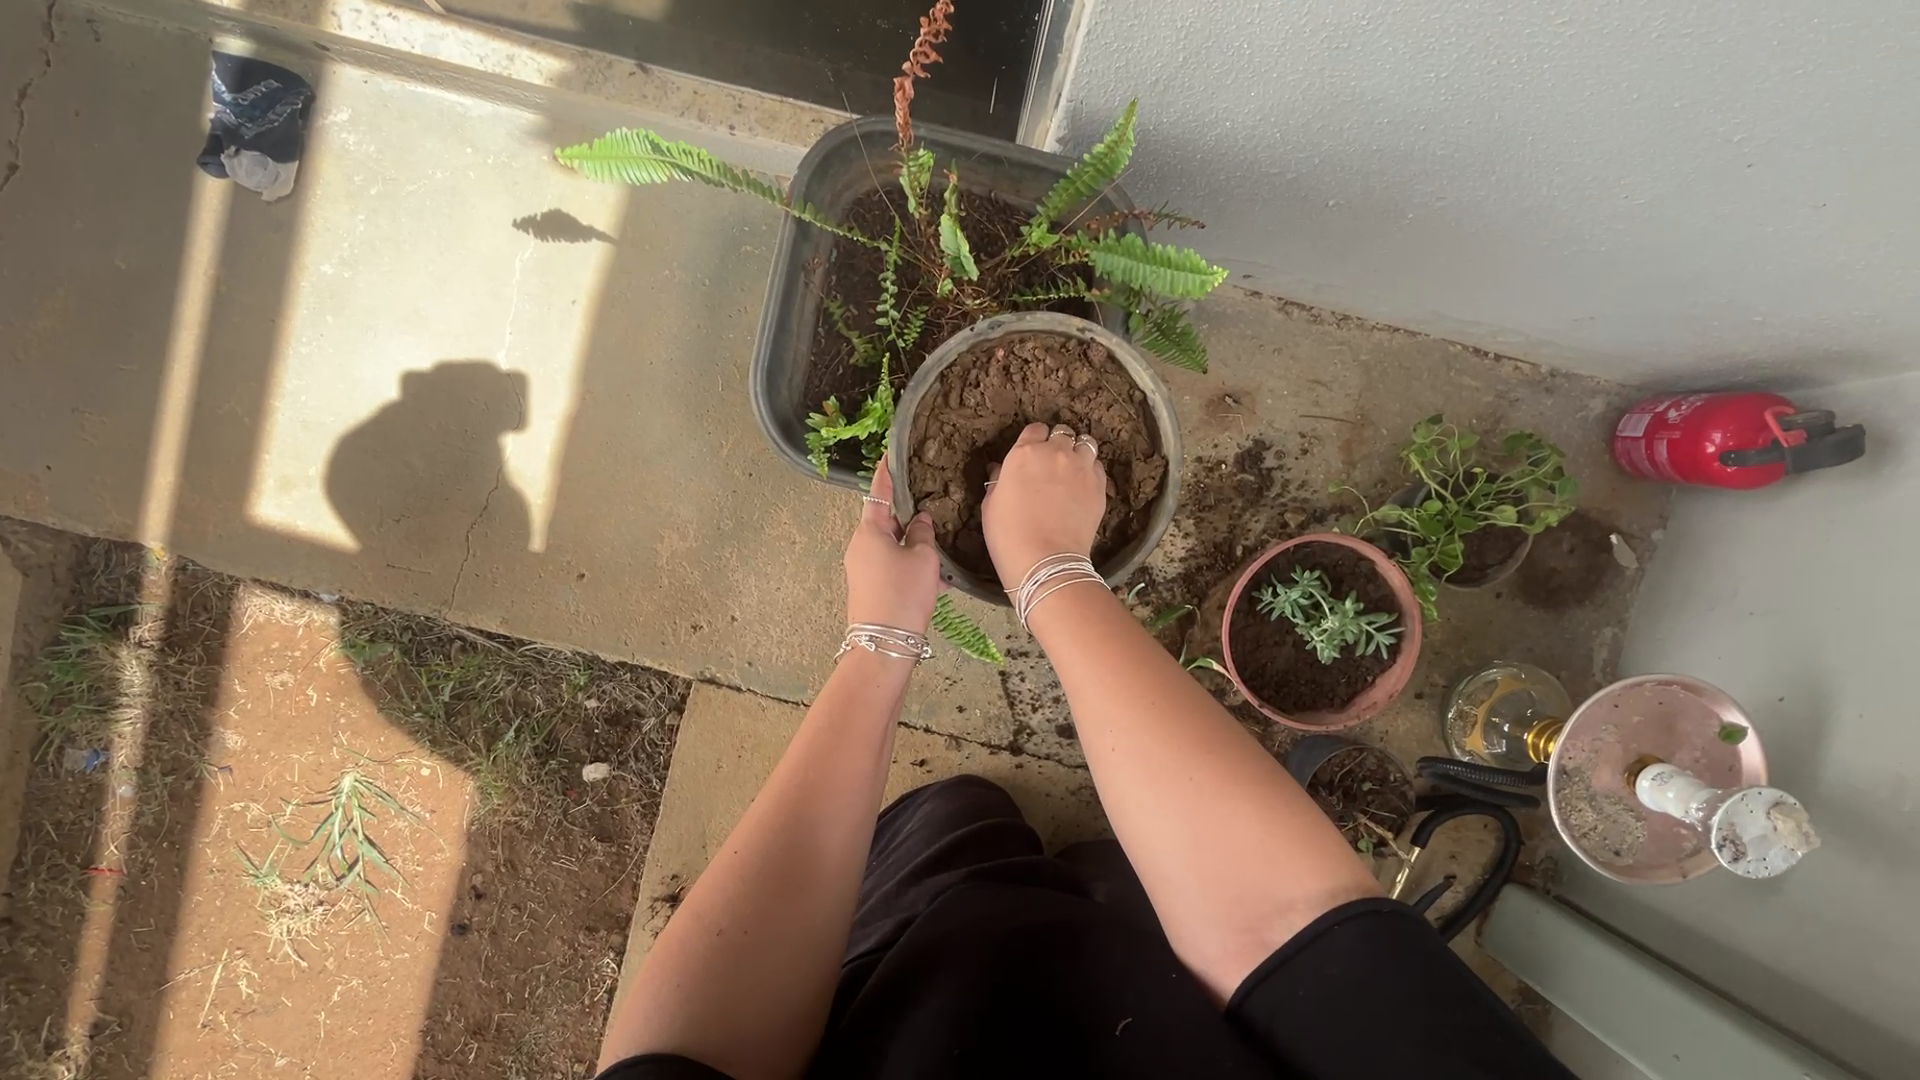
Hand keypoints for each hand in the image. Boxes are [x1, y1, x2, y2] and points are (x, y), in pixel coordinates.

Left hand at [845, 456, 942, 632]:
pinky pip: (894, 569)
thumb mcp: (923, 558)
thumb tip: (920, 521)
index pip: (878, 492)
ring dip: (916, 550)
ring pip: (894, 549)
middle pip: (887, 523)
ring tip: (942, 556)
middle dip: (910, 520)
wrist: (884, 644)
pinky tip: (939, 582)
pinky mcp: (870, 588)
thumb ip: (923, 533)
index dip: (887, 473)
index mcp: (869, 531)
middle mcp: (860, 547)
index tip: (889, 454)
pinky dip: (913, 569)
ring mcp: (863, 569)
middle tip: (932, 511)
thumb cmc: (903, 593)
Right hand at [982, 422, 1107, 586]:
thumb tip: (1000, 470)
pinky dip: (1091, 470)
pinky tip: (1083, 484)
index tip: (1032, 451)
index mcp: (1024, 453)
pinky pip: (1098, 466)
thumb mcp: (990, 505)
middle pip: (1061, 433)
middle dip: (1057, 443)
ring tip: (1072, 467)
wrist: (1045, 560)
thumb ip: (998, 481)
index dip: (1034, 439)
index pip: (1034, 430)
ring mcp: (1081, 467)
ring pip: (1085, 444)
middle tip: (1052, 462)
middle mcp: (1055, 452)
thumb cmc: (1009, 536)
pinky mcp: (1099, 485)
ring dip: (1078, 451)